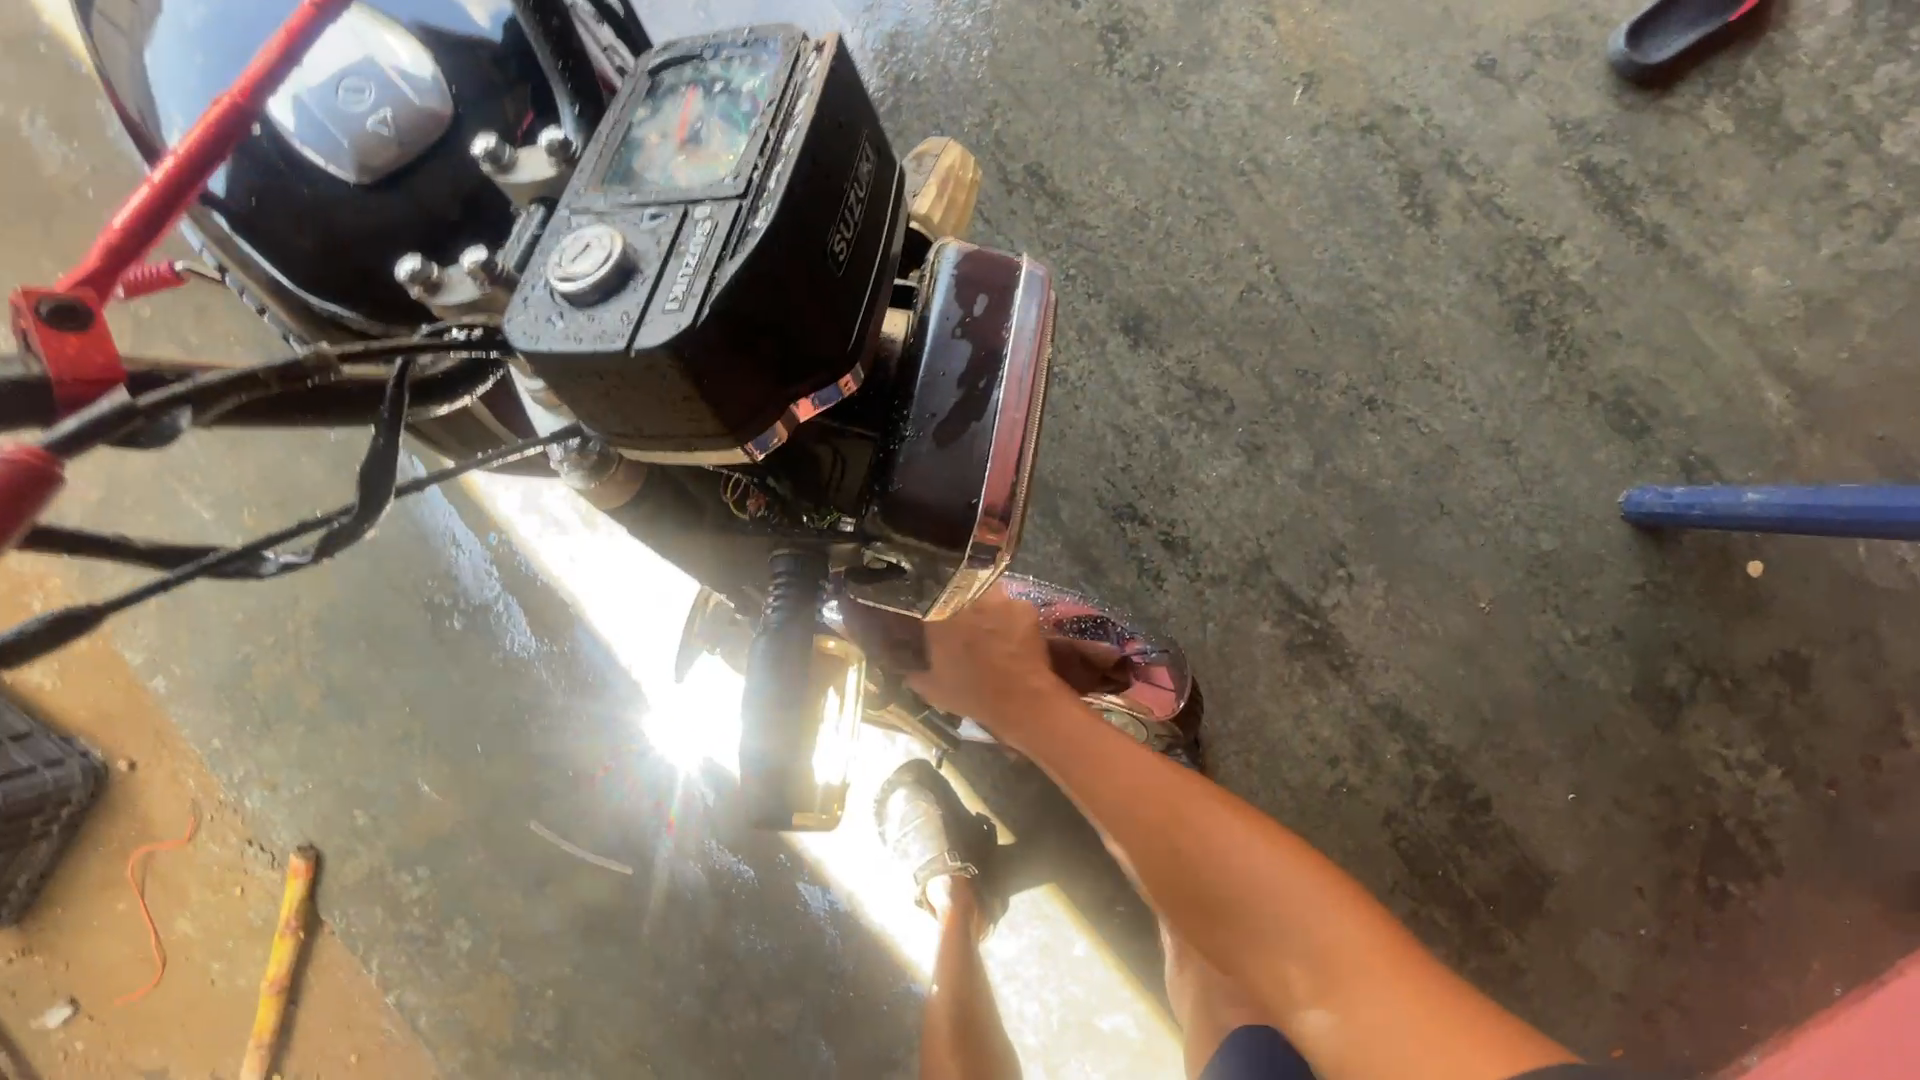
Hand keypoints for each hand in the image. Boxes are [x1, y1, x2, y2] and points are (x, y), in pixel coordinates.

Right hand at [907, 583, 1072, 737]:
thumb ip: (916, 675)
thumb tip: (909, 672)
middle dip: (961, 605)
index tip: (936, 624)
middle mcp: (968, 600)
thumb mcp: (934, 690)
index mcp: (939, 616)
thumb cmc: (972, 695)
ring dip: (987, 609)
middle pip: (960, 593)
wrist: (1020, 699)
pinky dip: (1013, 618)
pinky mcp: (1025, 607)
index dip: (933, 612)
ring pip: (988, 595)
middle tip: (965, 625)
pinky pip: (1014, 608)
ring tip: (990, 628)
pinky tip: (1014, 634)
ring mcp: (999, 600)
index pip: (928, 602)